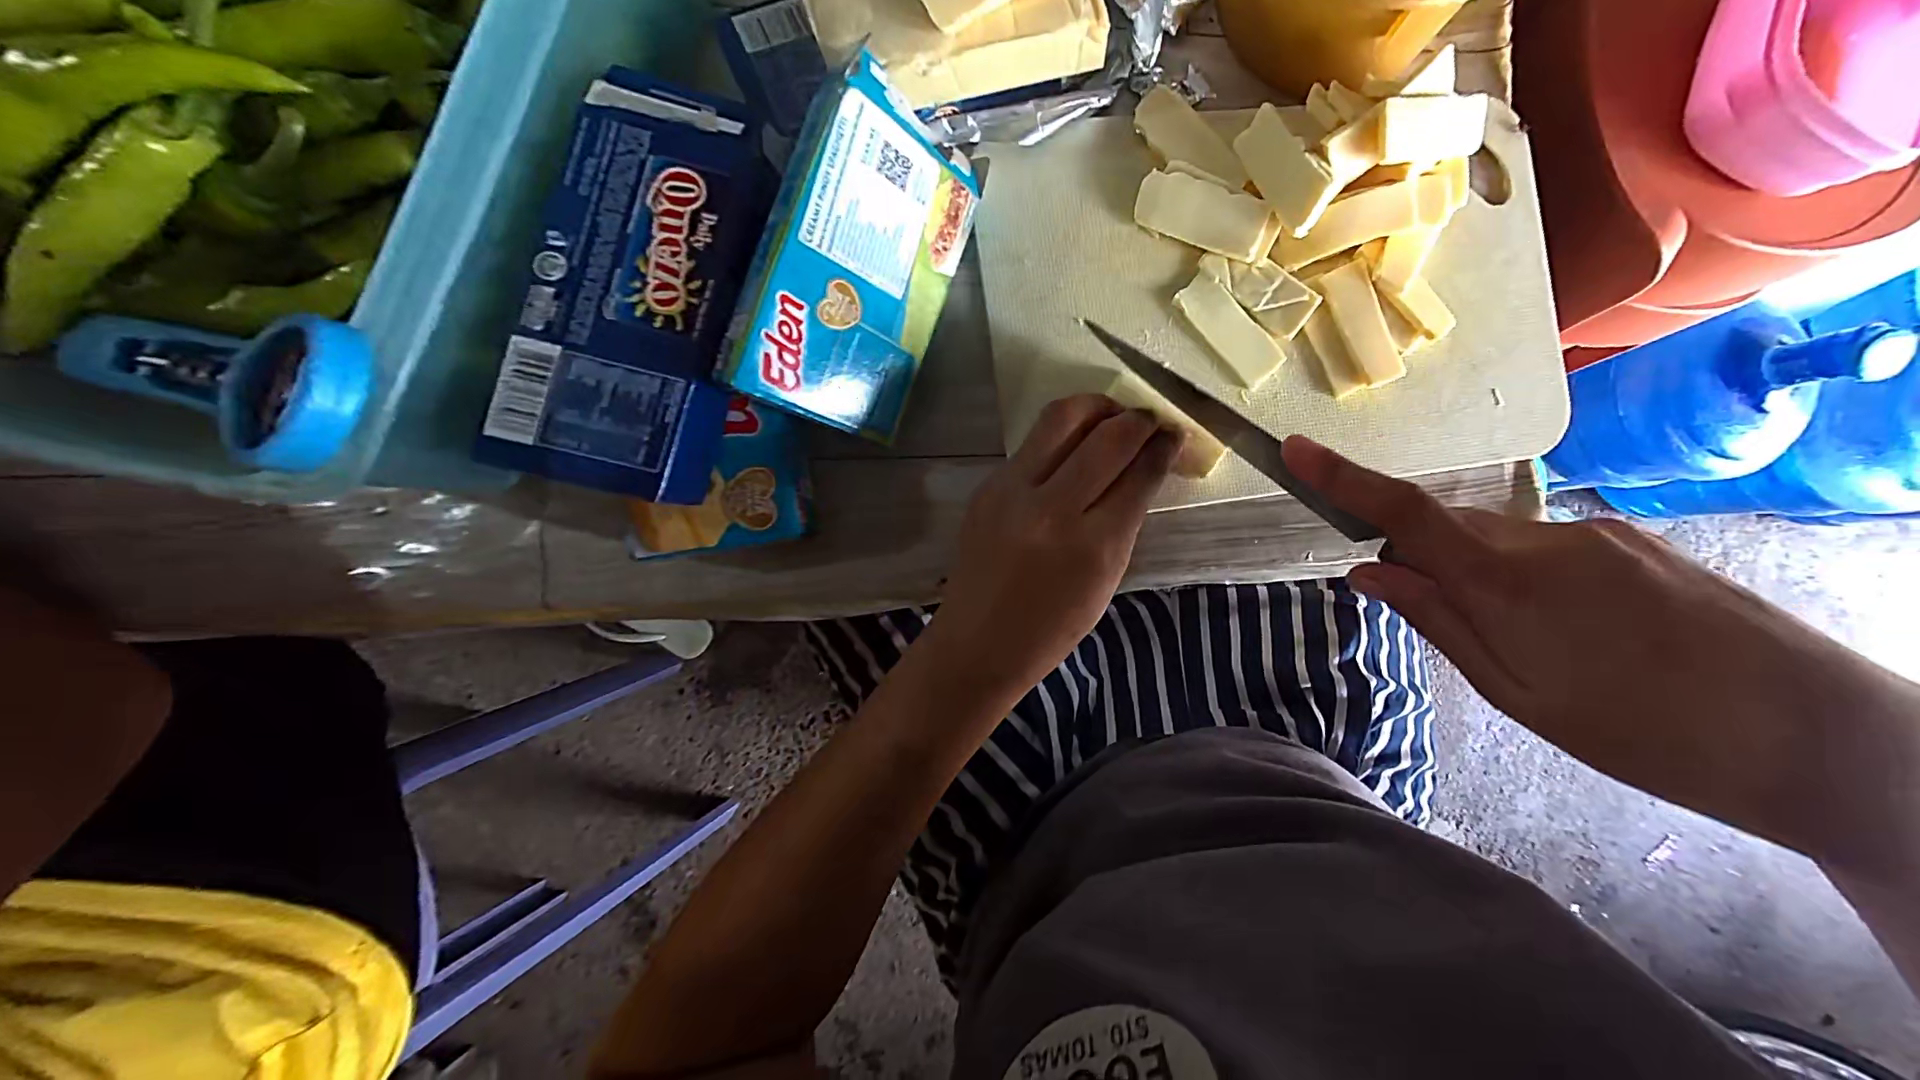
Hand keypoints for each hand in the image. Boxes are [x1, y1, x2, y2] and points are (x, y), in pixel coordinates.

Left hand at [929, 395, 1179, 697]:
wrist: (977, 643)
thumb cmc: (1051, 627)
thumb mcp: (1106, 580)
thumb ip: (1124, 521)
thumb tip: (1142, 468)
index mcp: (1093, 546)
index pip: (1139, 474)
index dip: (1164, 447)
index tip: (1174, 435)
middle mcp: (1051, 509)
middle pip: (1107, 435)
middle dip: (1139, 419)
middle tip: (1150, 421)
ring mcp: (1011, 491)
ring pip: (1062, 418)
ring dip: (1098, 409)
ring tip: (1114, 418)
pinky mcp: (987, 486)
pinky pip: (1033, 443)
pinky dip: (1063, 436)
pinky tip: (1075, 449)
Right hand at [1283, 436, 1919, 870]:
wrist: (1835, 743)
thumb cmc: (1648, 735)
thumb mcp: (1517, 693)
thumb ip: (1436, 622)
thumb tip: (1367, 572)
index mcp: (1509, 580)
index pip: (1403, 514)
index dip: (1344, 479)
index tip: (1295, 449)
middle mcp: (1549, 536)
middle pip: (1447, 527)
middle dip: (1421, 560)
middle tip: (1442, 625)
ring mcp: (1600, 534)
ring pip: (1497, 540)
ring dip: (1479, 576)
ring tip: (1530, 647)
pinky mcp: (1635, 543)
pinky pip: (1544, 547)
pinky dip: (1524, 577)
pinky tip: (1573, 633)